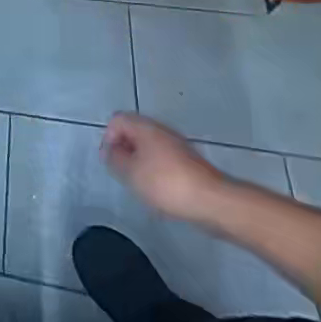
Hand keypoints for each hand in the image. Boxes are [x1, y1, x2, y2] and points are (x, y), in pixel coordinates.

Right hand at [101, 112, 230, 222]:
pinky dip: (156, 172)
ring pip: (149, 147)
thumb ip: (115, 159)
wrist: (212, 201)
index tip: (111, 161)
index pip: (117, 120)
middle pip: (134, 132)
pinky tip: (160, 192)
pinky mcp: (189, 163)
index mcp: (144, 126)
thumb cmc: (166, 183)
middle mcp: (160, 130)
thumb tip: (109, 150)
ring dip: (140, 163)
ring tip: (141, 186)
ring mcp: (177, 145)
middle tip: (124, 174)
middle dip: (125, 151)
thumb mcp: (131, 172)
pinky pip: (164, 160)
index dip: (108, 138)